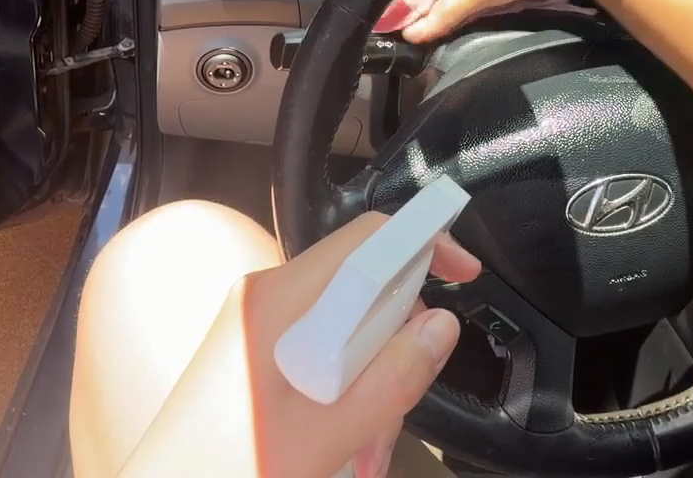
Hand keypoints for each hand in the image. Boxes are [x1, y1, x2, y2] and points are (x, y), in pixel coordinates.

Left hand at [119, 212, 481, 477]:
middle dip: (395, 341)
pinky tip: (346, 443)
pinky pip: (323, 348)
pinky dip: (346, 387)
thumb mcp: (321, 439)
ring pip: (347, 324)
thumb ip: (389, 382)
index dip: (421, 240)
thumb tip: (443, 324)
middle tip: (402, 407)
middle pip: (362, 286)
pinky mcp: (258, 348)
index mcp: (278, 298)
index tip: (464, 270)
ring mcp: (261, 321)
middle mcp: (269, 295)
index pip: (364, 238)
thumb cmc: (228, 468)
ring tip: (367, 450)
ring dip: (372, 379)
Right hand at [374, 0, 642, 42]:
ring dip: (451, 18)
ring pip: (466, 3)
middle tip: (410, 36)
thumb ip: (449, 12)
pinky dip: (475, 20)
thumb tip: (412, 33)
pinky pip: (488, 9)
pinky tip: (474, 29)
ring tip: (435, 36)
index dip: (409, 5)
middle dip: (427, 13)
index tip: (391, 24)